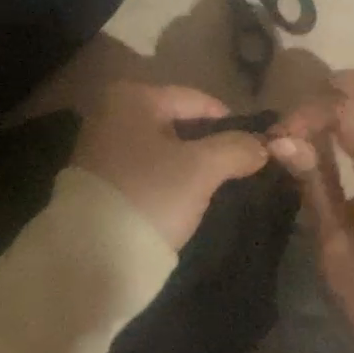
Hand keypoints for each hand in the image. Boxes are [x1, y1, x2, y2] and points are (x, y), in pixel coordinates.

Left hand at [72, 82, 269, 248]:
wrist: (91, 256)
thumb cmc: (151, 195)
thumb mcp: (201, 169)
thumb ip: (235, 149)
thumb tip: (262, 144)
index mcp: (133, 96)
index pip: (195, 100)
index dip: (229, 122)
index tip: (253, 146)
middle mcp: (110, 111)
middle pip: (175, 123)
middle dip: (205, 145)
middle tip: (235, 168)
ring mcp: (98, 145)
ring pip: (159, 148)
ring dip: (184, 165)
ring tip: (212, 187)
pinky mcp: (95, 179)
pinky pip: (142, 169)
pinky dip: (163, 179)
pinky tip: (180, 199)